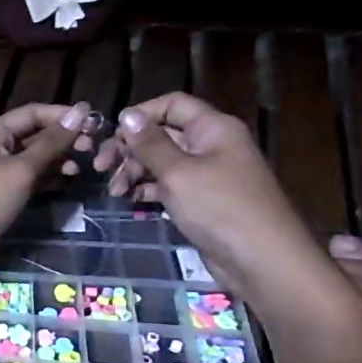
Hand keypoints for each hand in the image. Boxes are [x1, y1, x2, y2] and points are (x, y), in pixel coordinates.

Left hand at [0, 102, 91, 262]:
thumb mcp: (22, 170)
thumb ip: (51, 142)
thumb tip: (80, 113)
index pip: (32, 113)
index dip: (62, 115)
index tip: (92, 122)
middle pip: (34, 134)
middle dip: (62, 140)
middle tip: (90, 149)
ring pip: (34, 157)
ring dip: (57, 160)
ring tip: (78, 170)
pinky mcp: (2, 191)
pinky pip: (30, 176)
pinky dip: (47, 177)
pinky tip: (65, 182)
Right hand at [93, 93, 312, 282]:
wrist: (260, 258)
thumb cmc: (219, 208)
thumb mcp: (178, 173)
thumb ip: (150, 144)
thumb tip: (127, 115)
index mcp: (212, 128)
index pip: (172, 105)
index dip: (140, 115)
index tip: (111, 136)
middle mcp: (211, 145)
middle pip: (164, 134)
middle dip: (131, 149)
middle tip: (101, 169)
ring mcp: (208, 174)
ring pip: (163, 162)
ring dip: (135, 172)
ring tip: (115, 192)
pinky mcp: (203, 201)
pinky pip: (170, 186)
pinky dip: (150, 190)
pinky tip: (132, 201)